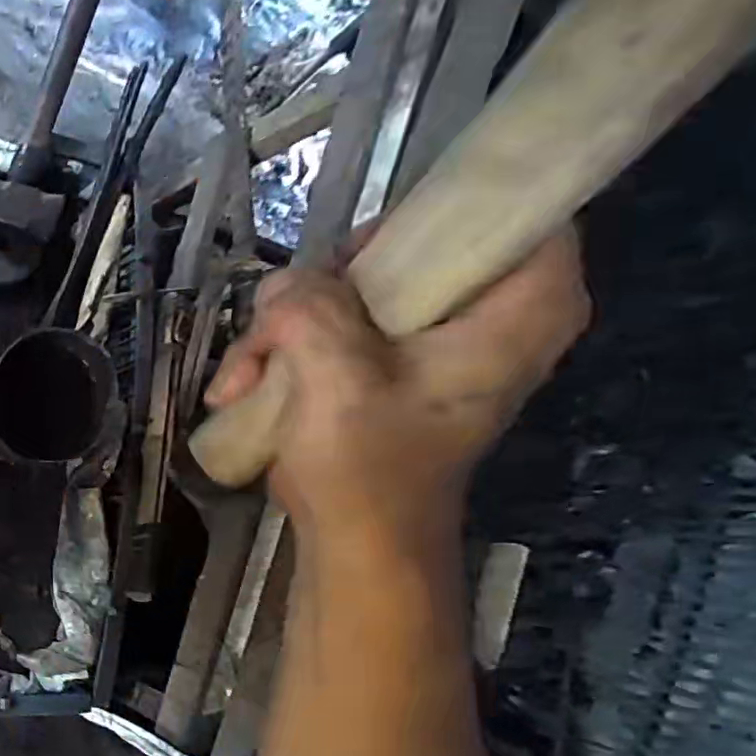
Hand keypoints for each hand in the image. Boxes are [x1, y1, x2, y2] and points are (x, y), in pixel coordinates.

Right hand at [204, 227, 588, 543]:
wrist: (355, 544)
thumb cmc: (367, 467)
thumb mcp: (336, 379)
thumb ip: (308, 311)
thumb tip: (282, 285)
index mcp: (517, 310)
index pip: (506, 212)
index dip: (427, 216)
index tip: (349, 256)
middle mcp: (483, 318)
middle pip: (402, 256)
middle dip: (318, 293)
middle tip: (271, 328)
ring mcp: (428, 348)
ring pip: (349, 299)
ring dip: (282, 335)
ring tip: (239, 382)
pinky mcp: (385, 373)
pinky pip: (331, 335)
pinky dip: (284, 359)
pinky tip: (243, 392)